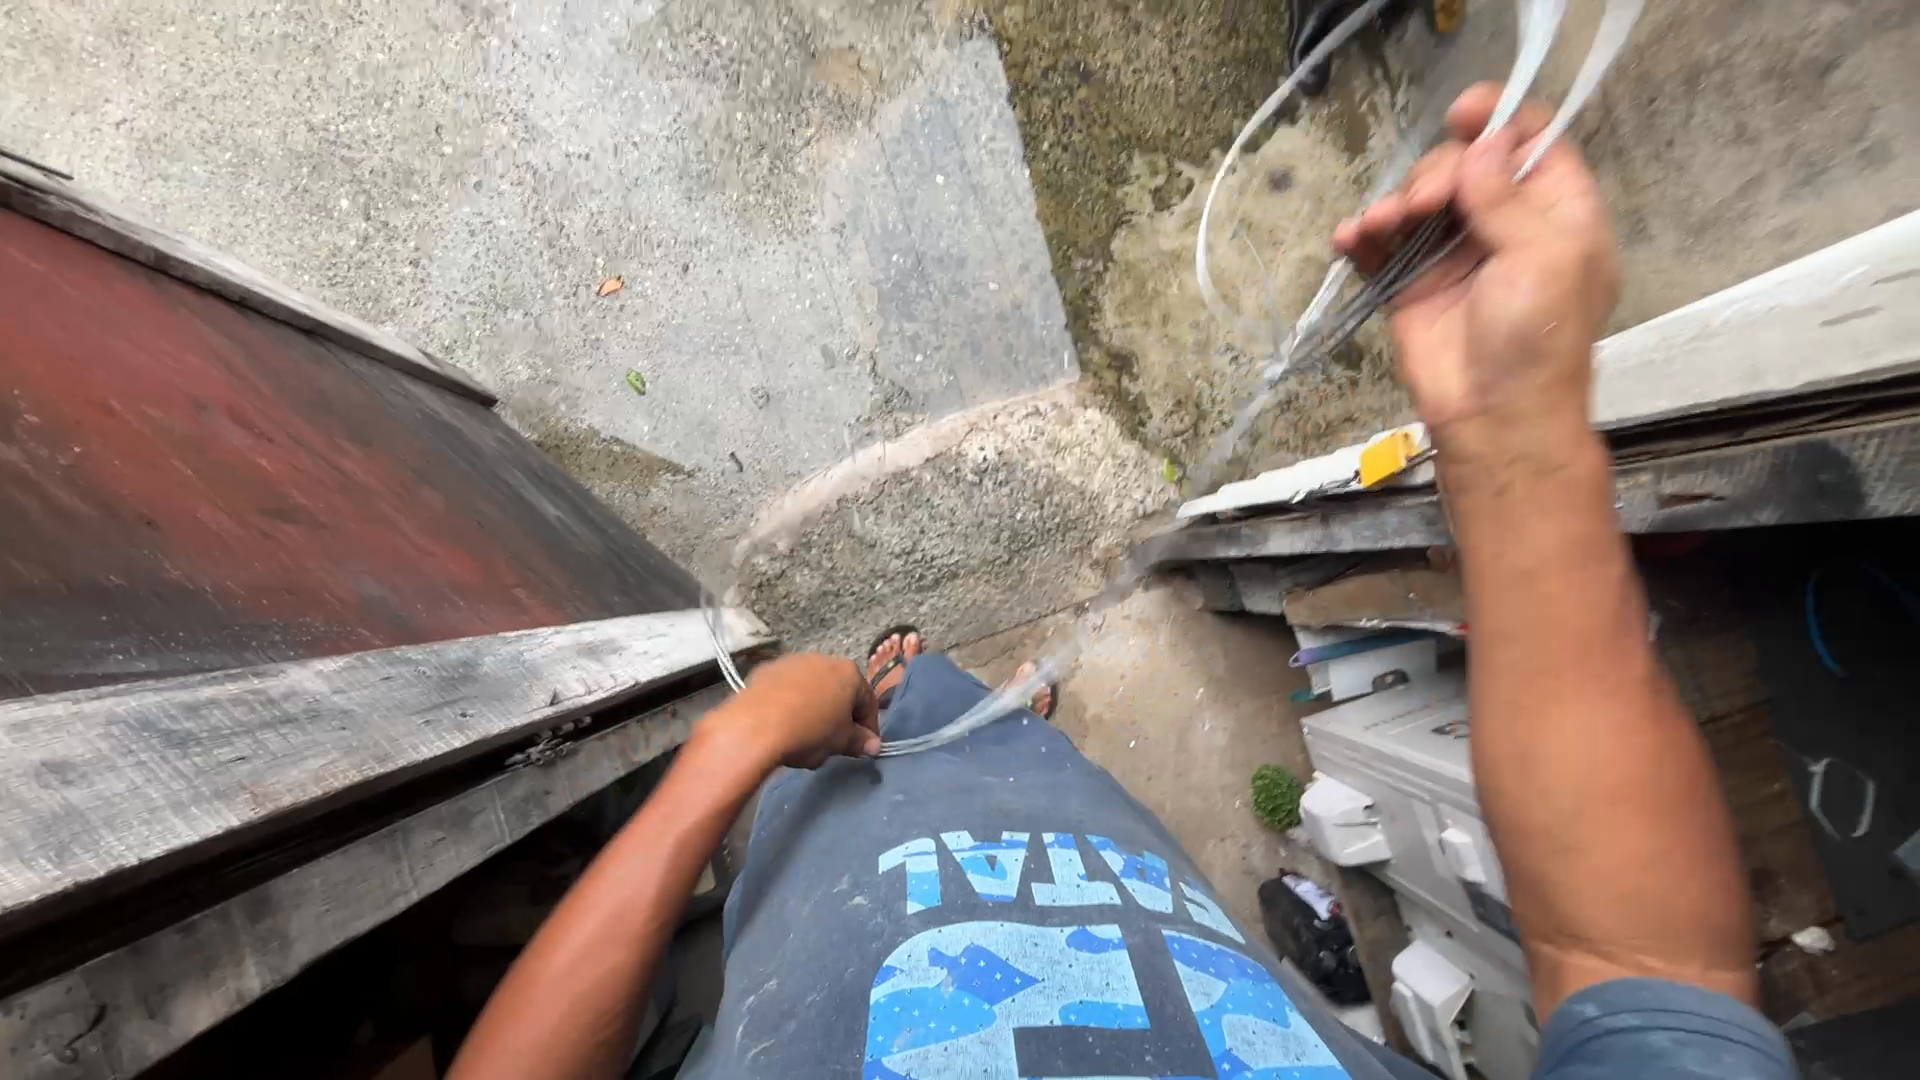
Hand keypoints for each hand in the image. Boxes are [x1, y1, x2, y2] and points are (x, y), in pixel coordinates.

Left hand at [697, 653, 880, 770]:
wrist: (754, 726)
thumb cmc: (810, 731)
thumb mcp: (840, 742)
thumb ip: (859, 741)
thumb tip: (873, 745)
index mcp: (849, 672)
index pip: (868, 702)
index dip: (868, 728)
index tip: (863, 747)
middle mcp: (823, 659)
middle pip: (839, 691)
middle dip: (839, 716)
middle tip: (833, 743)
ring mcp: (793, 661)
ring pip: (812, 688)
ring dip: (814, 707)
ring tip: (804, 735)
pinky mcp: (767, 670)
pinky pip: (786, 689)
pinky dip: (789, 704)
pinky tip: (781, 724)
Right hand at [1333, 82, 1619, 460]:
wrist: (1490, 413)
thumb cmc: (1537, 337)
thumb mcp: (1545, 258)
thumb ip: (1509, 200)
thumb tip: (1479, 146)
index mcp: (1552, 211)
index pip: (1527, 144)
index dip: (1498, 122)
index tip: (1463, 114)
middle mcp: (1498, 225)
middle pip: (1461, 169)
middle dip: (1435, 176)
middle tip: (1422, 207)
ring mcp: (1449, 257)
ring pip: (1415, 204)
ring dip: (1392, 205)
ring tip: (1379, 226)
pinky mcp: (1406, 287)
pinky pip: (1380, 250)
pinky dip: (1361, 239)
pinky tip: (1348, 240)